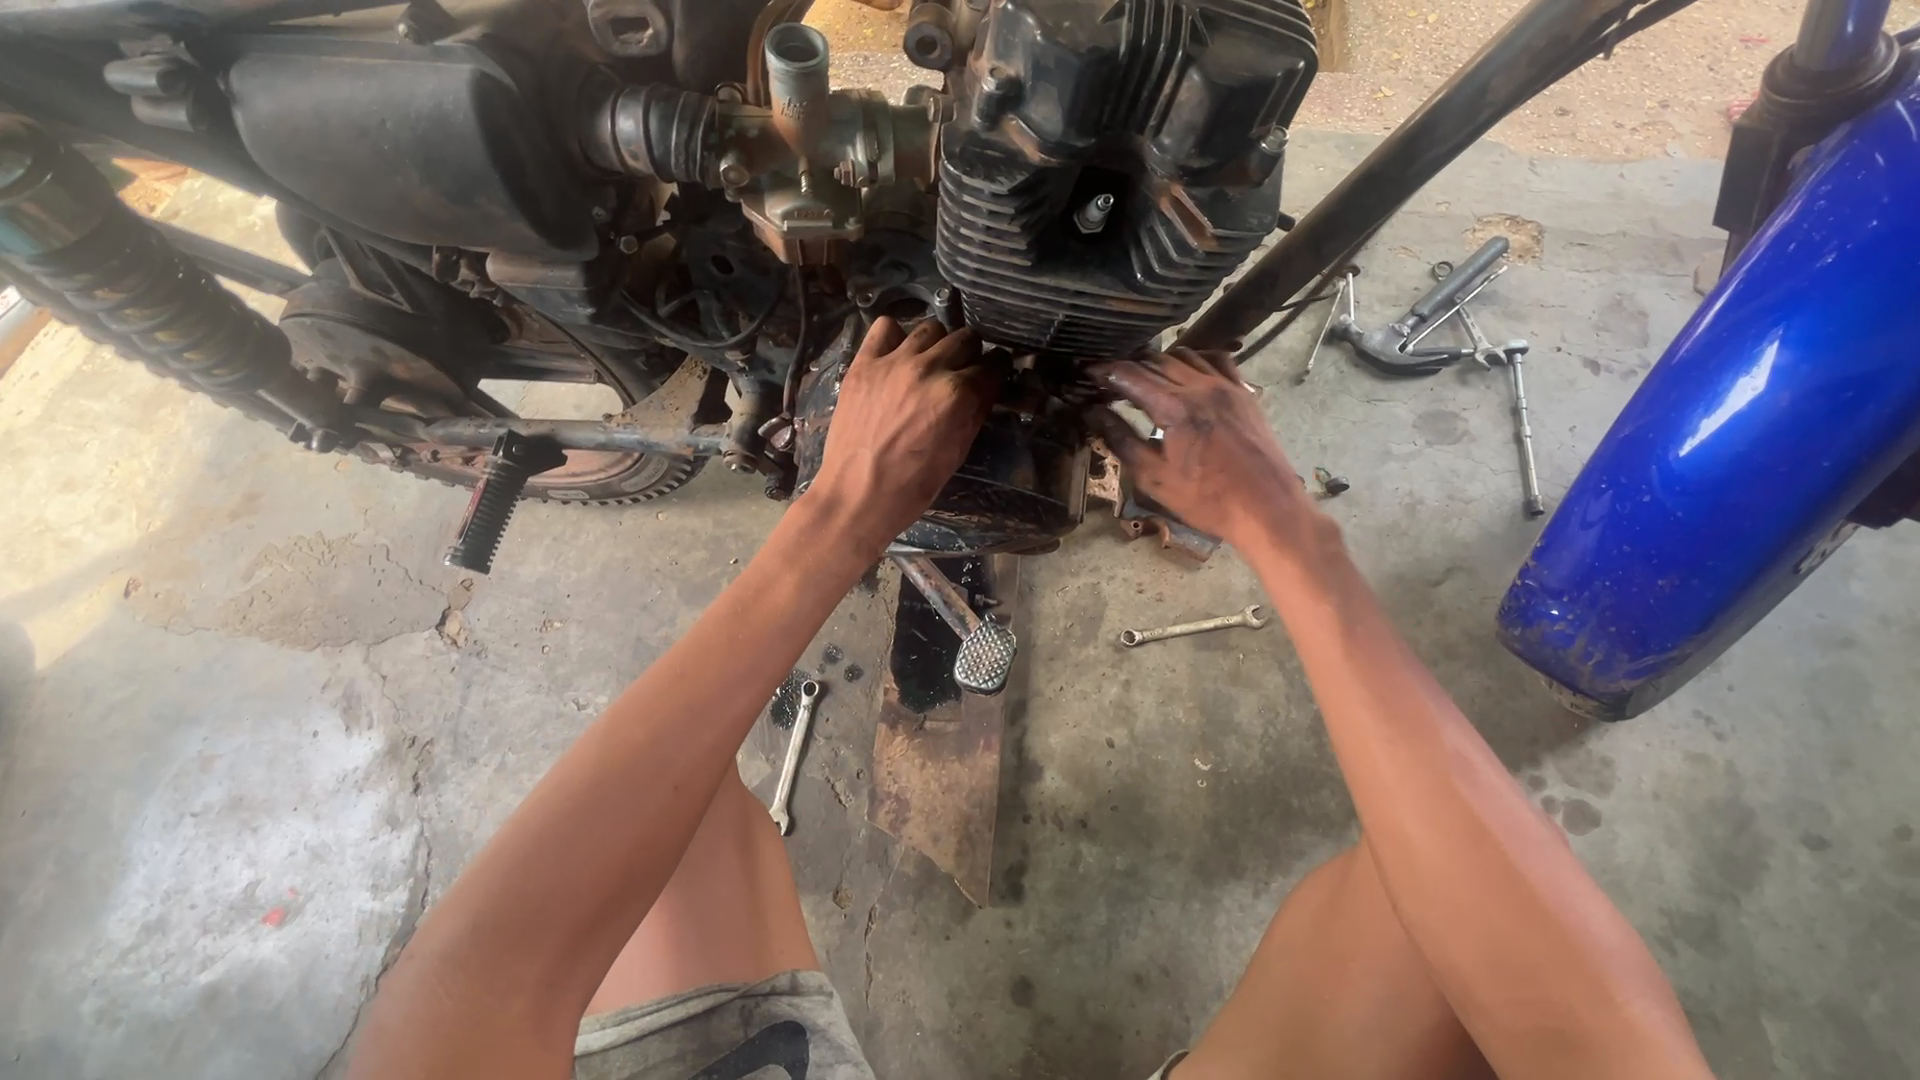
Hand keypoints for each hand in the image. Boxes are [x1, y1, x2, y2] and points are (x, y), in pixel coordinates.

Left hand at [807, 317, 996, 554]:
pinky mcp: (864, 364)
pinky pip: (885, 328)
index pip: (992, 366)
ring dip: (938, 343)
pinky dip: (896, 336)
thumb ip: (974, 414)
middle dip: (972, 353)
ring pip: (930, 328)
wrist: (857, 495)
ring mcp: (893, 362)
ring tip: (931, 361)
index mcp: (957, 395)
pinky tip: (896, 354)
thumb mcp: (957, 453)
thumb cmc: (912, 486)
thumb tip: (986, 390)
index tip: (994, 374)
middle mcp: (929, 369)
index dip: (997, 371)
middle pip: (965, 339)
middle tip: (964, 370)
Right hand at [1086, 348, 1311, 548]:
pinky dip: (1195, 361)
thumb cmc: (1206, 500)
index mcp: (1175, 408)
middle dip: (1128, 366)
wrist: (1266, 508)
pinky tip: (1185, 375)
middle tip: (1109, 381)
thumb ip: (1120, 439)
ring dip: (1159, 362)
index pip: (1130, 375)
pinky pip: (1217, 360)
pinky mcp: (1244, 393)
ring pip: (1185, 355)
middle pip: (1155, 360)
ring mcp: (1227, 386)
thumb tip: (1091, 413)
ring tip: (1143, 379)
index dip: (1103, 371)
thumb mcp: (1153, 476)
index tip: (1085, 372)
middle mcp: (1201, 387)